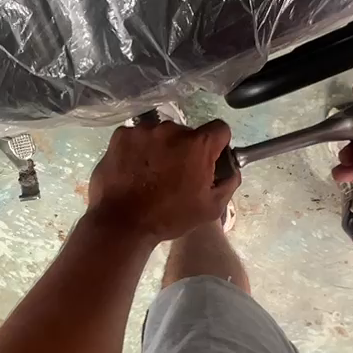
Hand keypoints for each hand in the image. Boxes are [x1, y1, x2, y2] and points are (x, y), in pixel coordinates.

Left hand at [86, 118, 237, 242]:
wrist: (122, 223)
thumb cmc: (169, 217)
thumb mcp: (211, 208)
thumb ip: (228, 183)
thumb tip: (231, 169)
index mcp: (198, 145)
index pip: (220, 129)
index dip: (218, 144)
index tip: (210, 159)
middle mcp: (172, 129)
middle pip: (187, 133)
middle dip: (186, 149)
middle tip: (176, 174)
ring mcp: (143, 130)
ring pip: (161, 134)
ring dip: (161, 148)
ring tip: (151, 173)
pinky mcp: (121, 135)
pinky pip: (137, 137)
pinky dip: (138, 149)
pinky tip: (134, 169)